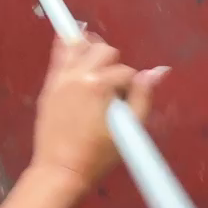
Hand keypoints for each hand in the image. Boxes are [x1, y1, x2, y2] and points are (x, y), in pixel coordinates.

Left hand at [29, 34, 167, 189]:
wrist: (60, 170)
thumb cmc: (97, 155)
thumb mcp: (129, 128)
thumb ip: (143, 96)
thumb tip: (159, 71)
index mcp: (100, 84)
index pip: (125, 71)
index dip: (131, 85)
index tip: (126, 103)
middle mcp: (79, 75)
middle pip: (103, 50)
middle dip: (113, 63)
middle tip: (114, 85)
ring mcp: (61, 78)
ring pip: (78, 46)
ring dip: (91, 49)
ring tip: (97, 61)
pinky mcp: (49, 86)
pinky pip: (58, 55)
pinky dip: (66, 45)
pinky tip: (71, 38)